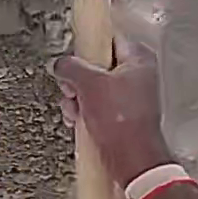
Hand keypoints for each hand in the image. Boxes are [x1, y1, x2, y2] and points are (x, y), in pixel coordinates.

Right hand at [51, 33, 172, 185]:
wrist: (130, 160)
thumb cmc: (119, 119)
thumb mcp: (88, 83)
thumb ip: (69, 66)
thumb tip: (59, 64)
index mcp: (138, 60)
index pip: (107, 38)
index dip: (86, 47)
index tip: (72, 54)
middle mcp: (136, 76)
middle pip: (94, 64)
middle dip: (76, 79)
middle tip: (72, 88)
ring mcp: (128, 96)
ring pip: (89, 86)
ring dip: (75, 97)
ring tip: (74, 109)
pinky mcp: (119, 114)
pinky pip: (92, 104)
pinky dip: (81, 110)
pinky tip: (77, 120)